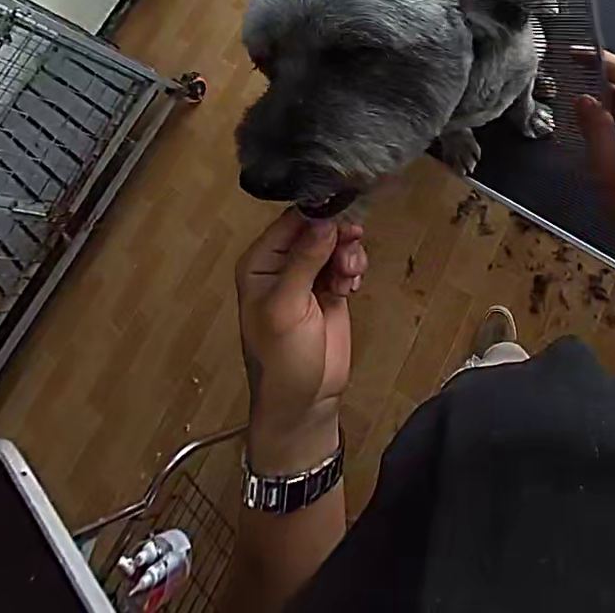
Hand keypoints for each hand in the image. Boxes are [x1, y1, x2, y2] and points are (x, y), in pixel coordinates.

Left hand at [235, 209, 366, 472]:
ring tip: (349, 276)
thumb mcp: (287, 308)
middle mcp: (282, 264)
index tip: (344, 212)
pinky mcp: (329, 288)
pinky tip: (351, 287)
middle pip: (317, 229)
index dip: (317, 214)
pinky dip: (353, 268)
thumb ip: (304, 262)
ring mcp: (307, 276)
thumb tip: (324, 221)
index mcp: (260, 262)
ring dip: (348, 254)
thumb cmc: (282, 359)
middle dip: (337, 236)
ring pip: (335, 243)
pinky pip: (345, 261)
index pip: (290, 222)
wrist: (304, 402)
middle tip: (351, 248)